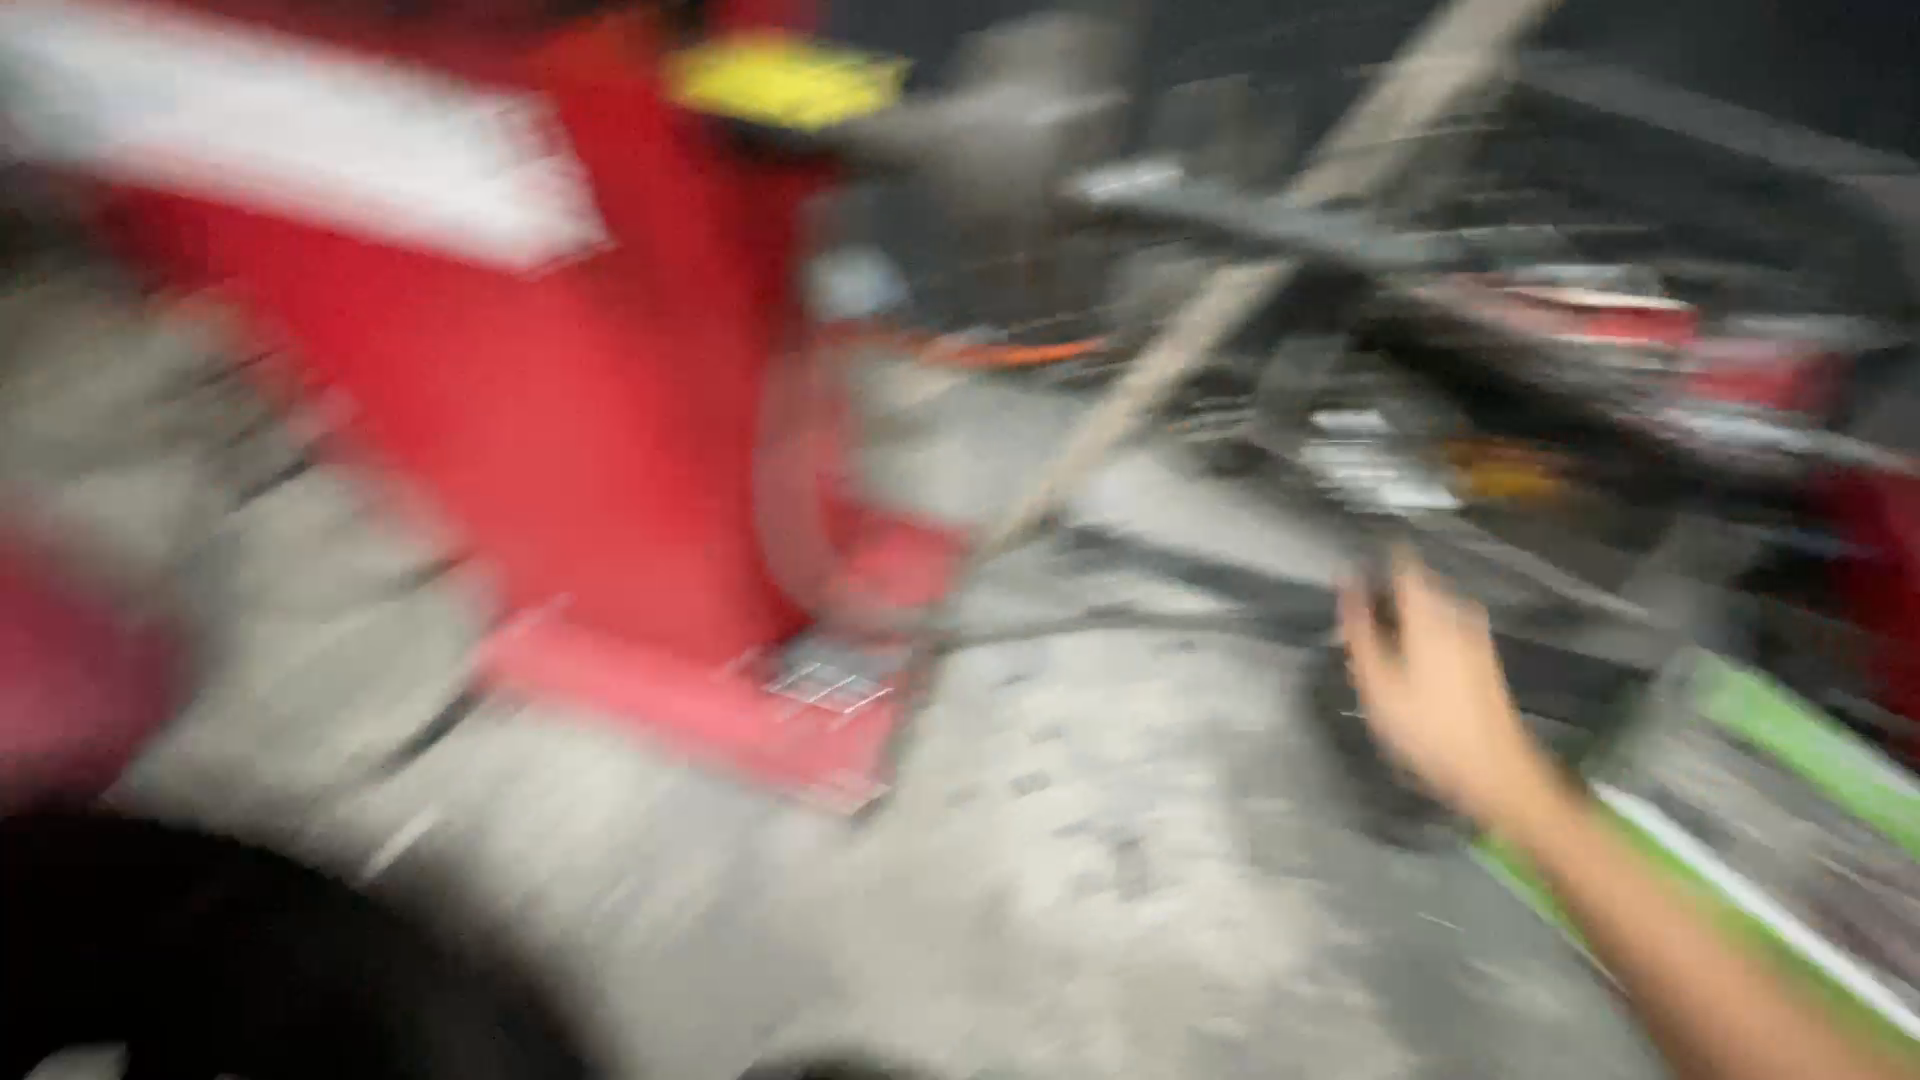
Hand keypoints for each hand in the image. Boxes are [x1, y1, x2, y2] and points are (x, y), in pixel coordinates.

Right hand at [1337, 552, 1563, 832]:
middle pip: (1417, 588)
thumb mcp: (1376, 680)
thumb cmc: (1426, 726)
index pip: (1402, 565)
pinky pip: (1444, 630)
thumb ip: (1358, 628)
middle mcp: (1457, 616)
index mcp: (1429, 614)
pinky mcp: (1484, 660)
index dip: (1378, 559)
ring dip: (1403, 621)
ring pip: (1430, 611)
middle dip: (1386, 597)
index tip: (1356, 565)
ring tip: (1378, 649)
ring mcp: (1476, 638)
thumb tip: (1345, 581)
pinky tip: (1407, 669)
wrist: (1495, 773)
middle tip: (1358, 622)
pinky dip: (1421, 638)